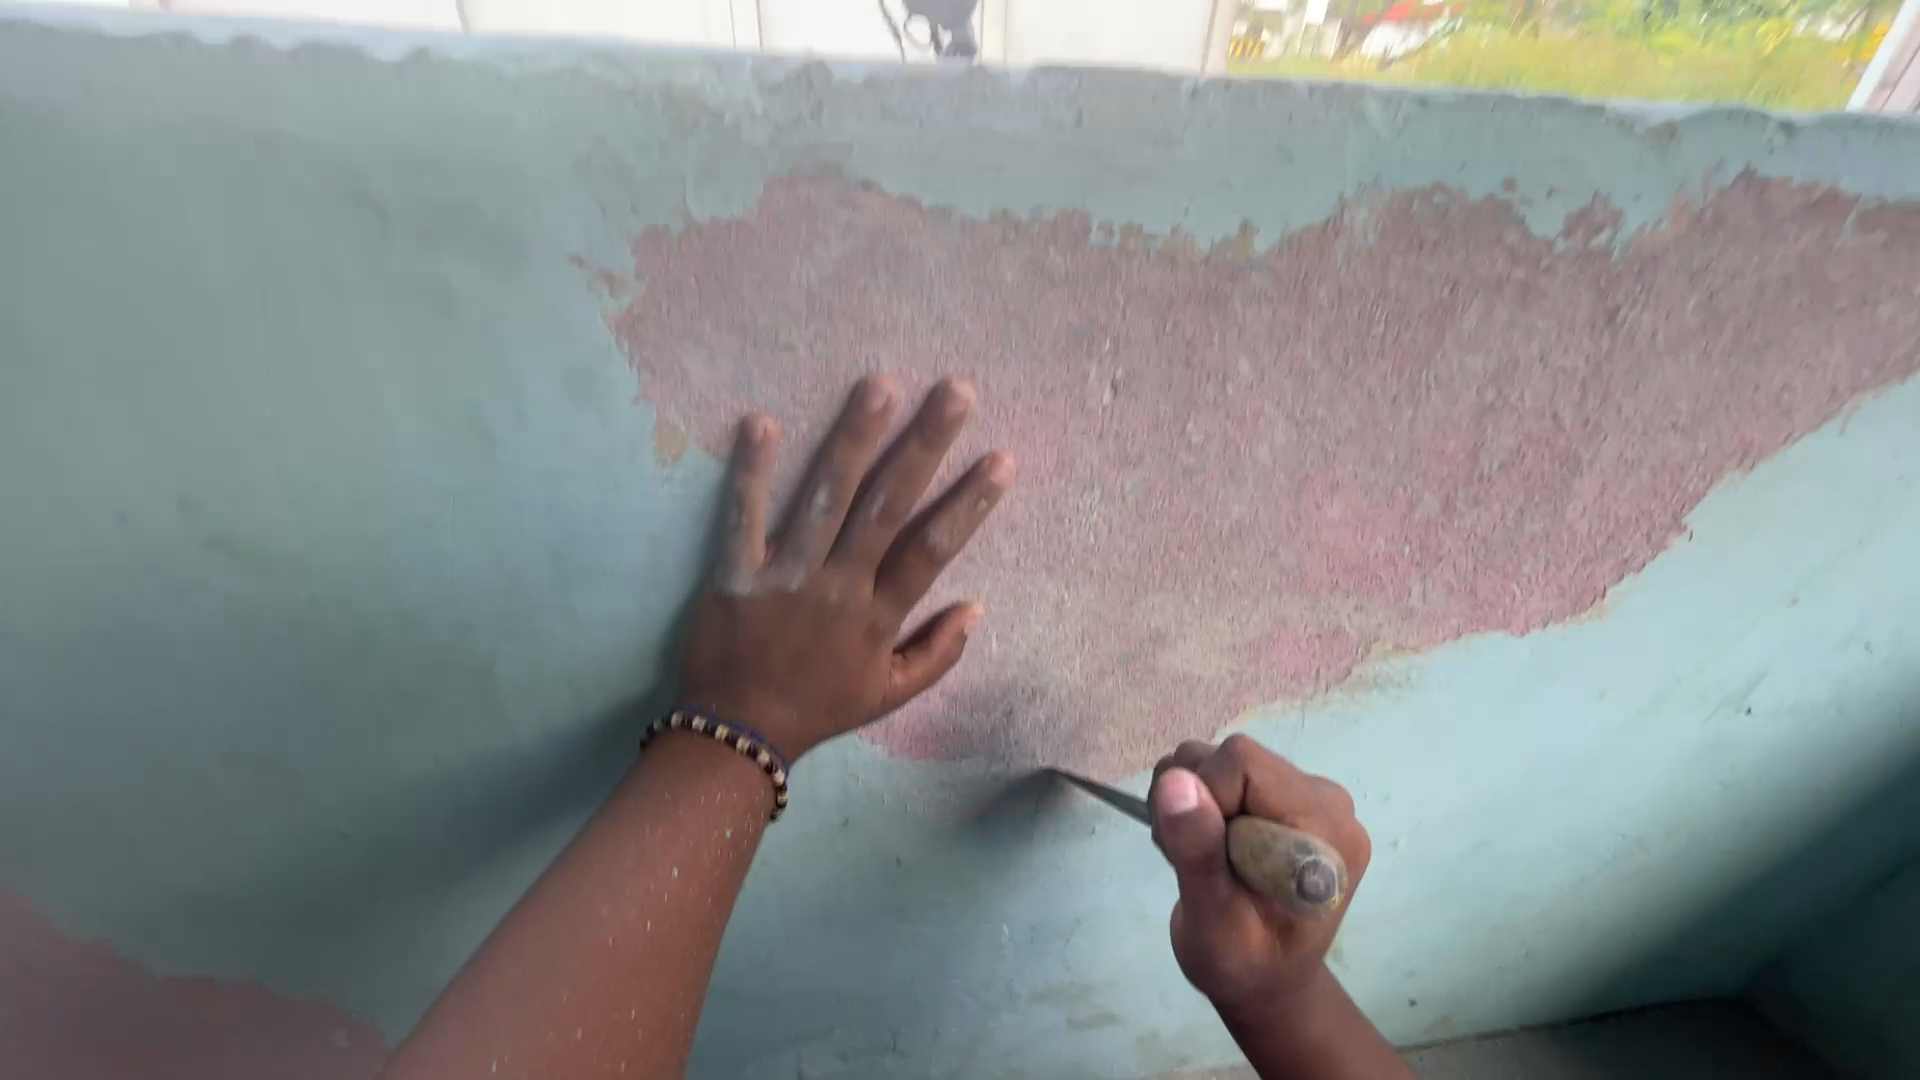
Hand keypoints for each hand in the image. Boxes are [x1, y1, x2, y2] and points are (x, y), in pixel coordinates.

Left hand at [678, 375, 1014, 760]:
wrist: (738, 733)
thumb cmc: (819, 707)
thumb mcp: (889, 694)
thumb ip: (937, 654)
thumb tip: (977, 607)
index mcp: (879, 616)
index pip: (933, 551)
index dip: (969, 505)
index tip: (1001, 459)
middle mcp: (840, 588)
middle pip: (888, 509)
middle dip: (925, 447)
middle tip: (956, 392)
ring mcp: (787, 578)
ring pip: (826, 500)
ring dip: (853, 441)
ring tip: (878, 386)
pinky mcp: (735, 576)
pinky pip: (743, 519)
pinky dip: (751, 473)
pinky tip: (762, 422)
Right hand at [1150, 736, 1372, 1014]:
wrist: (1265, 980)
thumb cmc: (1244, 963)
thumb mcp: (1215, 922)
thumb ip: (1198, 852)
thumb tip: (1175, 779)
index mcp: (1326, 828)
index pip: (1243, 764)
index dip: (1205, 796)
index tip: (1199, 852)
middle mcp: (1324, 799)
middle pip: (1231, 756)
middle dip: (1193, 800)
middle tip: (1192, 859)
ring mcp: (1302, 792)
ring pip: (1216, 756)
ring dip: (1187, 799)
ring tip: (1198, 856)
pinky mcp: (1278, 791)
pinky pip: (1216, 767)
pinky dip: (1193, 798)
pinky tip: (1205, 842)